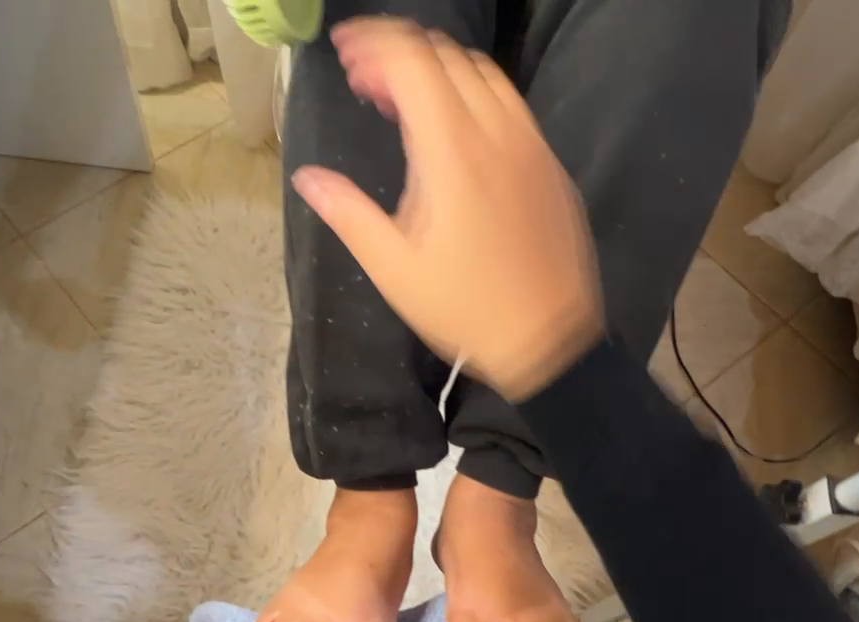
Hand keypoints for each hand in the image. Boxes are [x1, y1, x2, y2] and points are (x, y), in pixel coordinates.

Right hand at [291, 18, 602, 400]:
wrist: (548, 339)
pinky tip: (457, 132)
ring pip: (485, 75)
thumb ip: (349, 216)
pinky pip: (511, 107)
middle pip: (448, 57)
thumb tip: (308, 179)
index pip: (413, 62)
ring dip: (440, 71)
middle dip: (401, 54)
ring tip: (406, 100)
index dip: (374, 46)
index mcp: (453, 152)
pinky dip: (474, 96)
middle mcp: (498, 132)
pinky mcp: (550, 166)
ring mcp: (532, 146)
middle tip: (366, 82)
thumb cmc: (465, 309)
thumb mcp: (395, 270)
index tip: (344, 56)